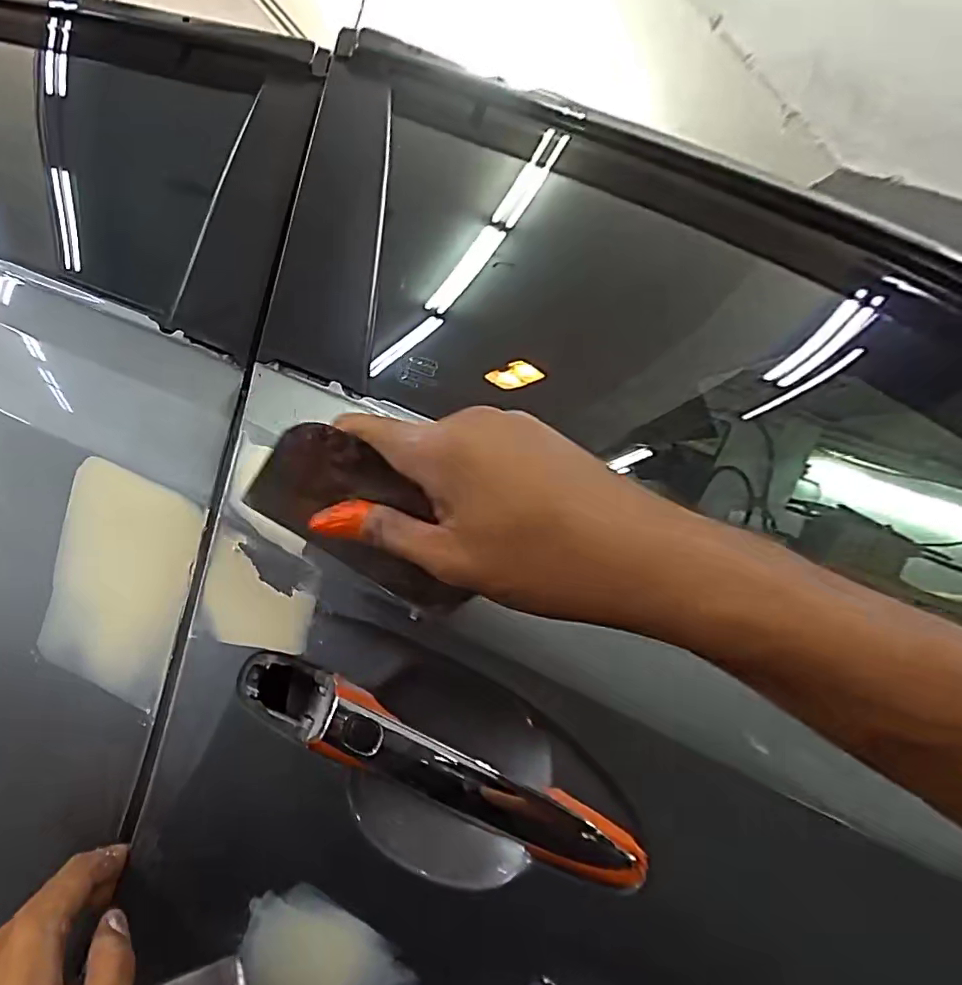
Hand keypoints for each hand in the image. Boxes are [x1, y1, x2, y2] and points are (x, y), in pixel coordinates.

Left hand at [0, 845, 133, 984]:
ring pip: (32, 925)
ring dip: (67, 912)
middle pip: (47, 899)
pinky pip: (18, 951)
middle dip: (85, 884)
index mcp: (25, 942)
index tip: (124, 851)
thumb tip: (116, 921)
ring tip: (100, 907)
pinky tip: (65, 960)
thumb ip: (110, 974)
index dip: (99, 862)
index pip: (66, 882)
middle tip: (119, 874)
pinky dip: (48, 939)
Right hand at [326, 407, 716, 626]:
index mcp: (439, 446)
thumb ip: (383, 531)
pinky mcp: (539, 437)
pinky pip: (478, 450)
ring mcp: (511, 425)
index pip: (363, 428)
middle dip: (387, 478)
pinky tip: (486, 516)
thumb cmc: (546, 561)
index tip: (322, 474)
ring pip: (441, 448)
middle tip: (389, 526)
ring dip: (429, 481)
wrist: (661, 560)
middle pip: (403, 442)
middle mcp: (470, 422)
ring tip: (446, 529)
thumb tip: (333, 517)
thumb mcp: (448, 558)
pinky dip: (464, 477)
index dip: (335, 446)